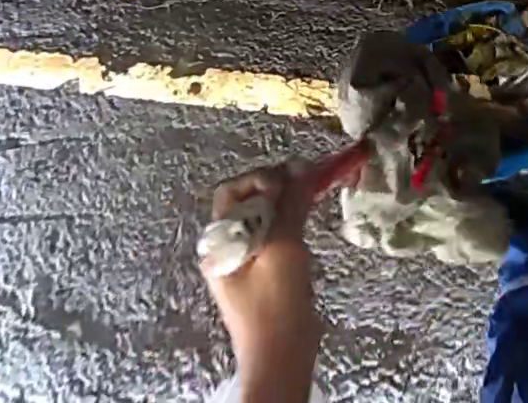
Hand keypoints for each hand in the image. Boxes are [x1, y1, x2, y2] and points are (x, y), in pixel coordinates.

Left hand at [202, 164, 321, 399]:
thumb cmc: (277, 305)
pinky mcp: (260, 270)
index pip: (232, 190)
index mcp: (220, 240)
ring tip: (308, 197)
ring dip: (284, 202)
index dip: (260, 179)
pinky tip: (305, 219)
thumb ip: (291, 205)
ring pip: (261, 215)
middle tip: (304, 182)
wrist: (282, 362)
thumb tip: (302, 166)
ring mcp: (242, 259)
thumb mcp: (285, 248)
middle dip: (276, 187)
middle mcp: (225, 245)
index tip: (288, 182)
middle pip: (247, 200)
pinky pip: (271, 233)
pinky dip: (288, 221)